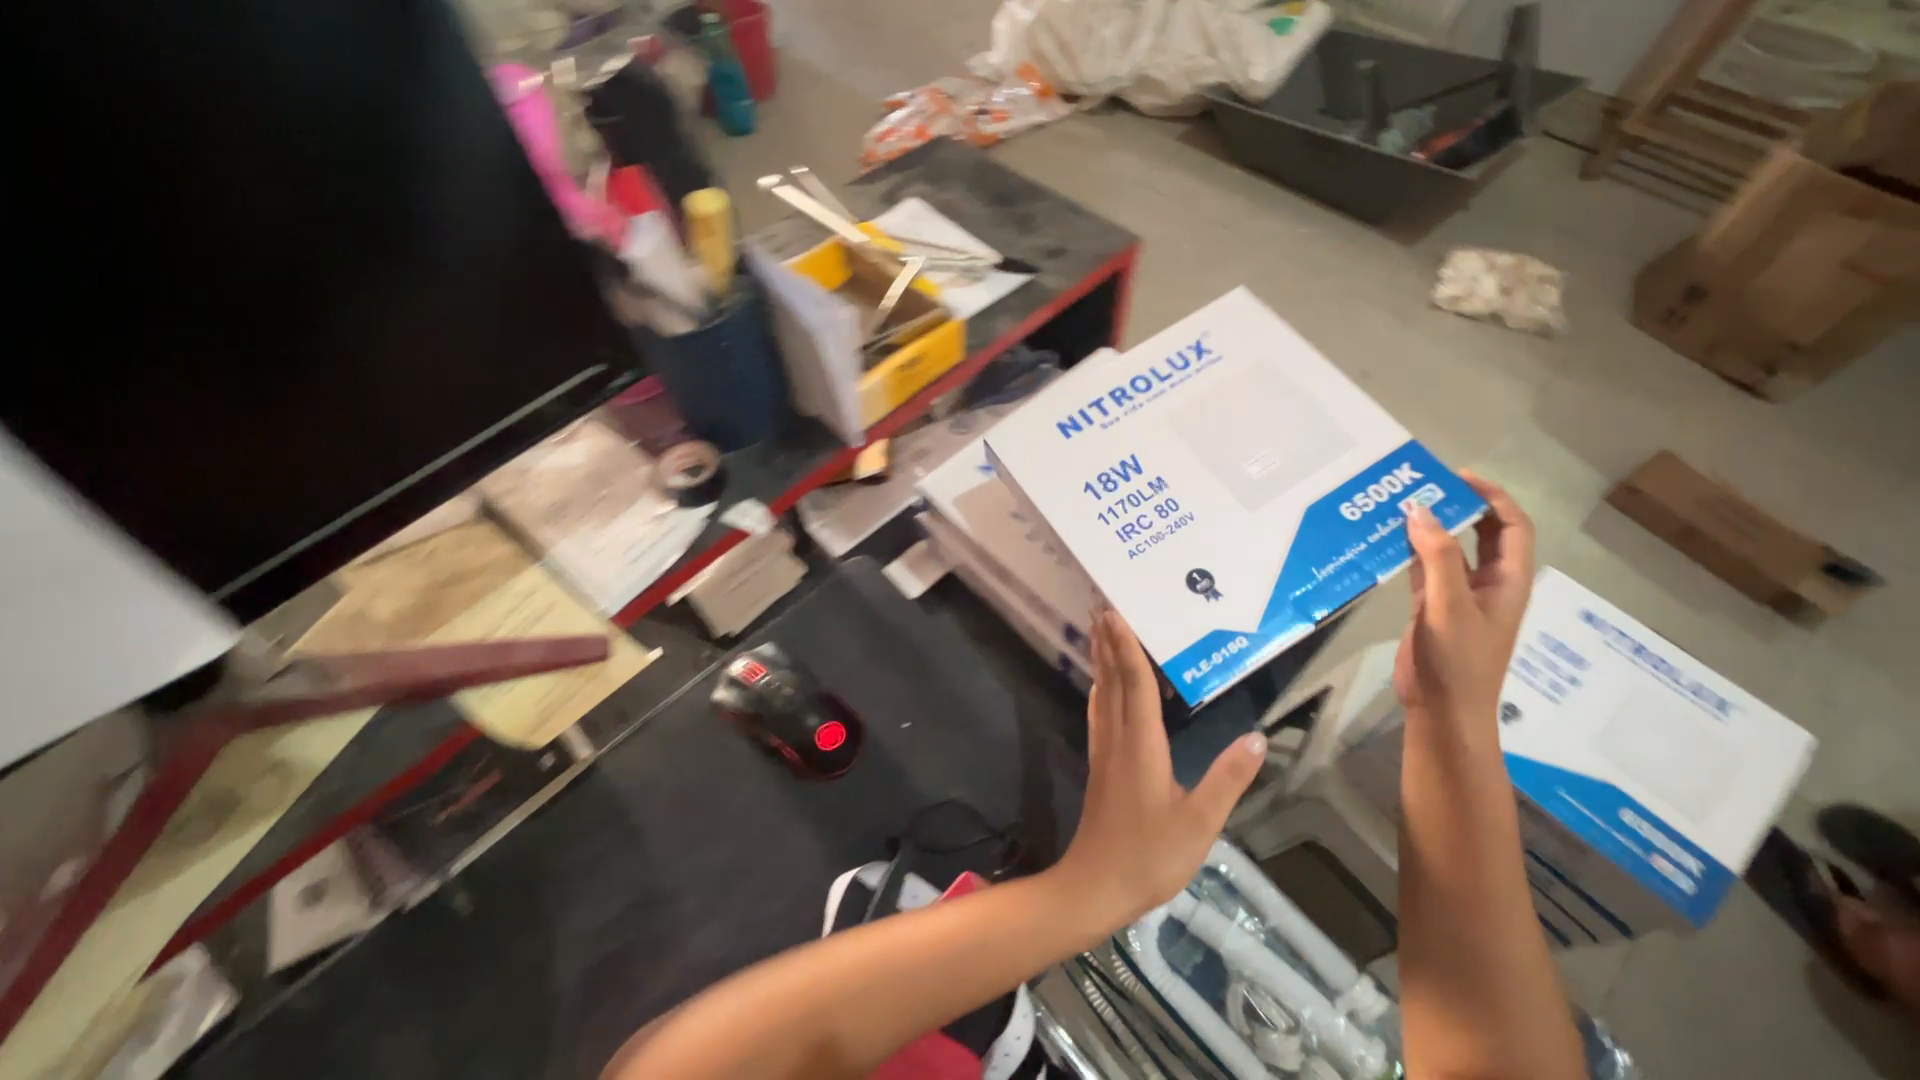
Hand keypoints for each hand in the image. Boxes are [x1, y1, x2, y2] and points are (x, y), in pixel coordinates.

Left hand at [1052, 611, 1266, 928]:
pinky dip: (1101, 690)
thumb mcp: (1200, 822)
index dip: (1126, 645)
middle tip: (1100, 603)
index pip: (1133, 684)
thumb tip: (1257, 736)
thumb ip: (1227, 778)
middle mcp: (1117, 740)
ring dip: (1101, 661)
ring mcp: (1104, 754)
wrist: (1095, 887)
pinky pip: (1100, 715)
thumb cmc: (1149, 855)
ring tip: (1100, 632)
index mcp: (1141, 745)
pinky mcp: (1100, 768)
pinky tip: (1101, 688)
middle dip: (1108, 641)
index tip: (1115, 610)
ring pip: (1101, 695)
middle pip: (1111, 680)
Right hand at [1394, 473, 1536, 723]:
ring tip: (1399, 505)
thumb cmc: (1459, 661)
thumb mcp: (1450, 605)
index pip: (1511, 526)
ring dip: (1429, 527)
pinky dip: (1407, 551)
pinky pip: (1422, 568)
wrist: (1443, 711)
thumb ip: (1437, 556)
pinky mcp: (1431, 607)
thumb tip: (1419, 509)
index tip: (1456, 478)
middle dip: (1458, 506)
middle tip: (1423, 486)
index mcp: (1509, 580)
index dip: (1491, 497)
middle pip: (1481, 532)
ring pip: (1447, 549)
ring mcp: (1458, 595)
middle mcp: (1487, 582)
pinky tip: (1385, 538)